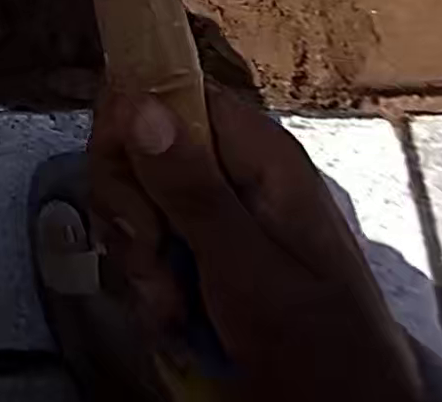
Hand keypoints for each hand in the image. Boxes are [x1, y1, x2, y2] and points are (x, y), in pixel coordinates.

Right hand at [87, 84, 421, 401]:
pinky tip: (165, 305)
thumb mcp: (252, 273)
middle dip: (124, 200)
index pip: (163, 89)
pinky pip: (132, 221)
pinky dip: (136, 264)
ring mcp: (206, 195)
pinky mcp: (190, 229)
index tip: (124, 178)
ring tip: (166, 298)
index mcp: (255, 150)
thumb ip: (193, 189)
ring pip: (124, 182)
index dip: (127, 123)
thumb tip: (138, 103)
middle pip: (130, 136)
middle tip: (149, 253)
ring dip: (130, 244)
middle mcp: (225, 159)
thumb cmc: (317, 352)